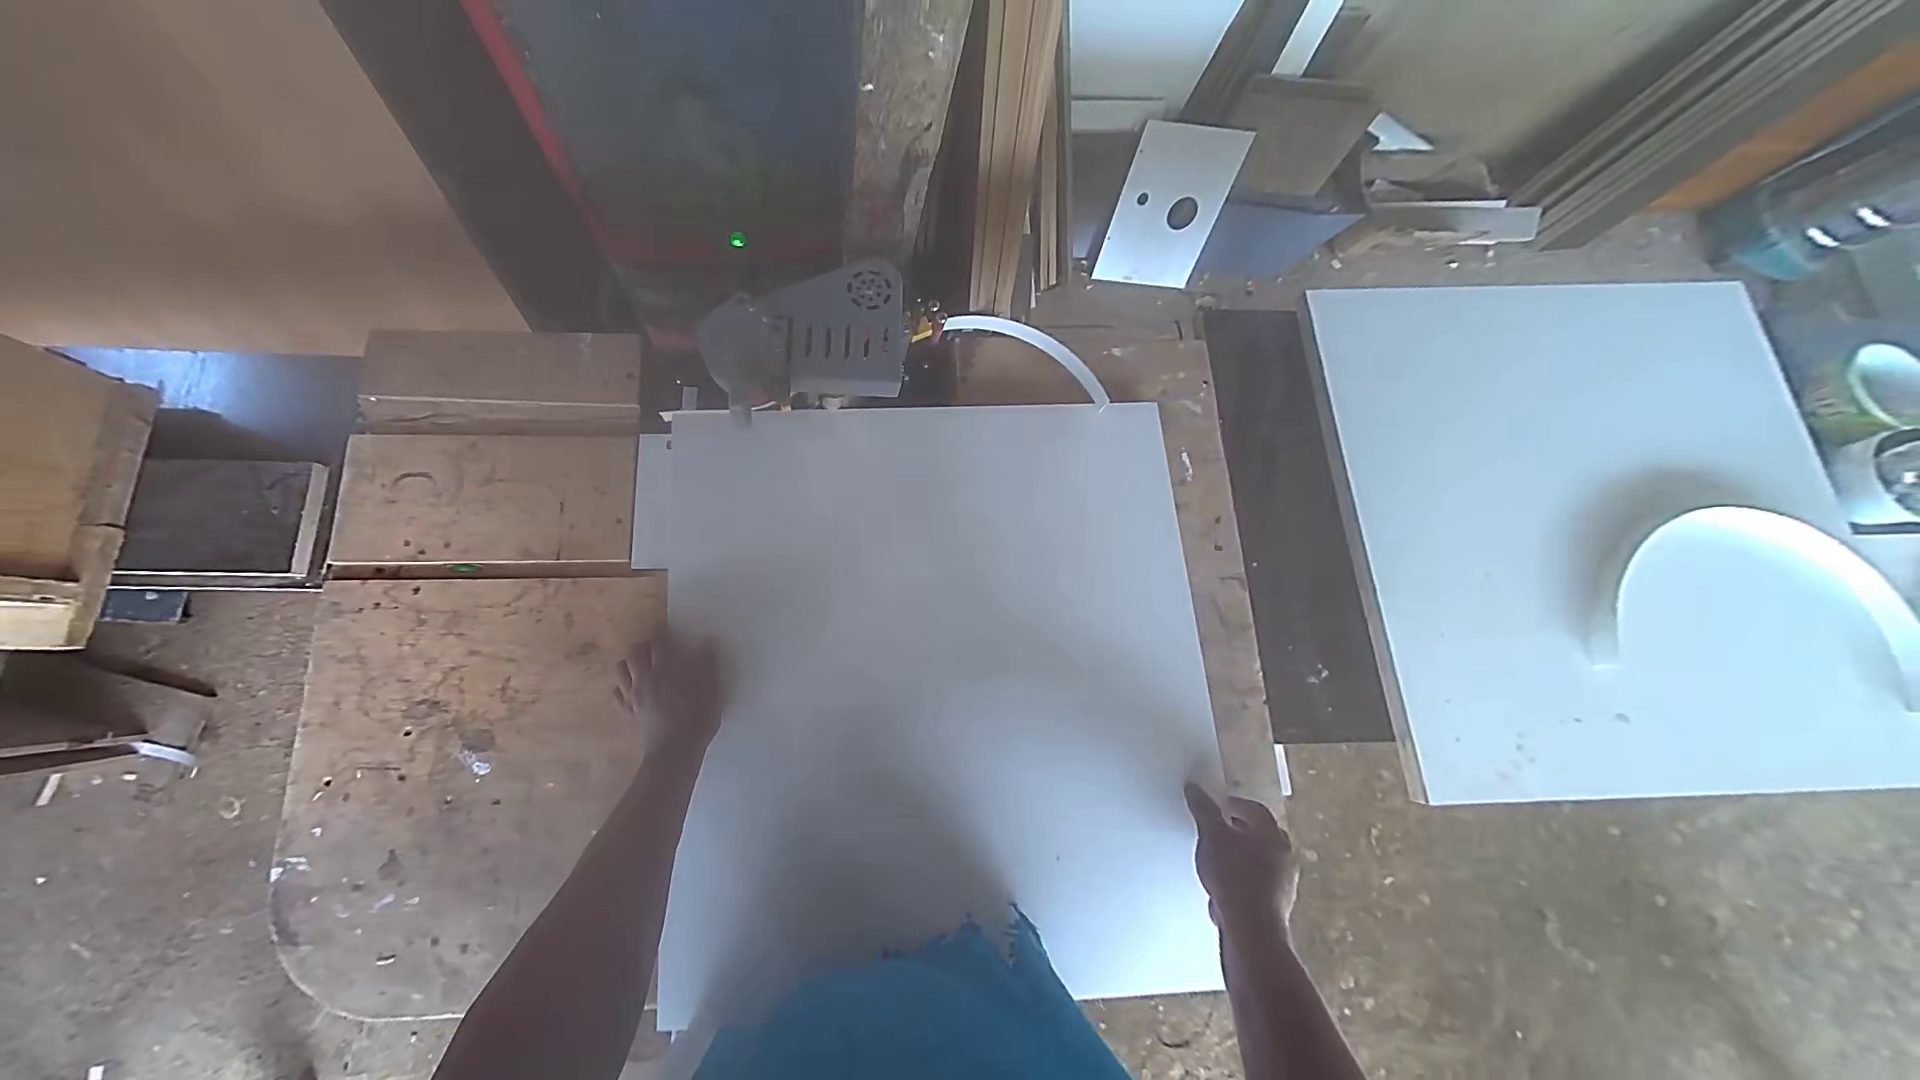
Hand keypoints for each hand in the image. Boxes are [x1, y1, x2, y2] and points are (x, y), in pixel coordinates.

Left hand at [616, 628, 725, 759]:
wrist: (674, 752)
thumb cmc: (697, 719)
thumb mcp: (711, 690)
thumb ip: (708, 665)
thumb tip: (706, 642)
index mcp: (665, 670)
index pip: (659, 643)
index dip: (663, 634)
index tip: (668, 630)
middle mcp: (644, 679)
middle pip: (634, 653)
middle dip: (643, 646)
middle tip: (655, 648)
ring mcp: (632, 696)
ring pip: (620, 671)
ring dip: (629, 663)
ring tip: (642, 666)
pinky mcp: (627, 712)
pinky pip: (616, 694)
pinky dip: (622, 687)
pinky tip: (633, 689)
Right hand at [1185, 783, 1298, 940]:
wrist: (1250, 928)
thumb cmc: (1234, 875)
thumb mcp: (1211, 835)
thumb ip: (1203, 809)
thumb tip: (1194, 788)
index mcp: (1272, 834)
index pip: (1254, 809)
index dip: (1234, 803)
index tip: (1218, 805)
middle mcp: (1284, 855)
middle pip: (1261, 833)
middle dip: (1240, 828)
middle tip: (1219, 827)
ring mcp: (1284, 881)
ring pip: (1261, 858)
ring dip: (1242, 853)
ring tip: (1219, 855)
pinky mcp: (1276, 903)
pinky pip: (1258, 880)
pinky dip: (1244, 875)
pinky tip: (1226, 882)